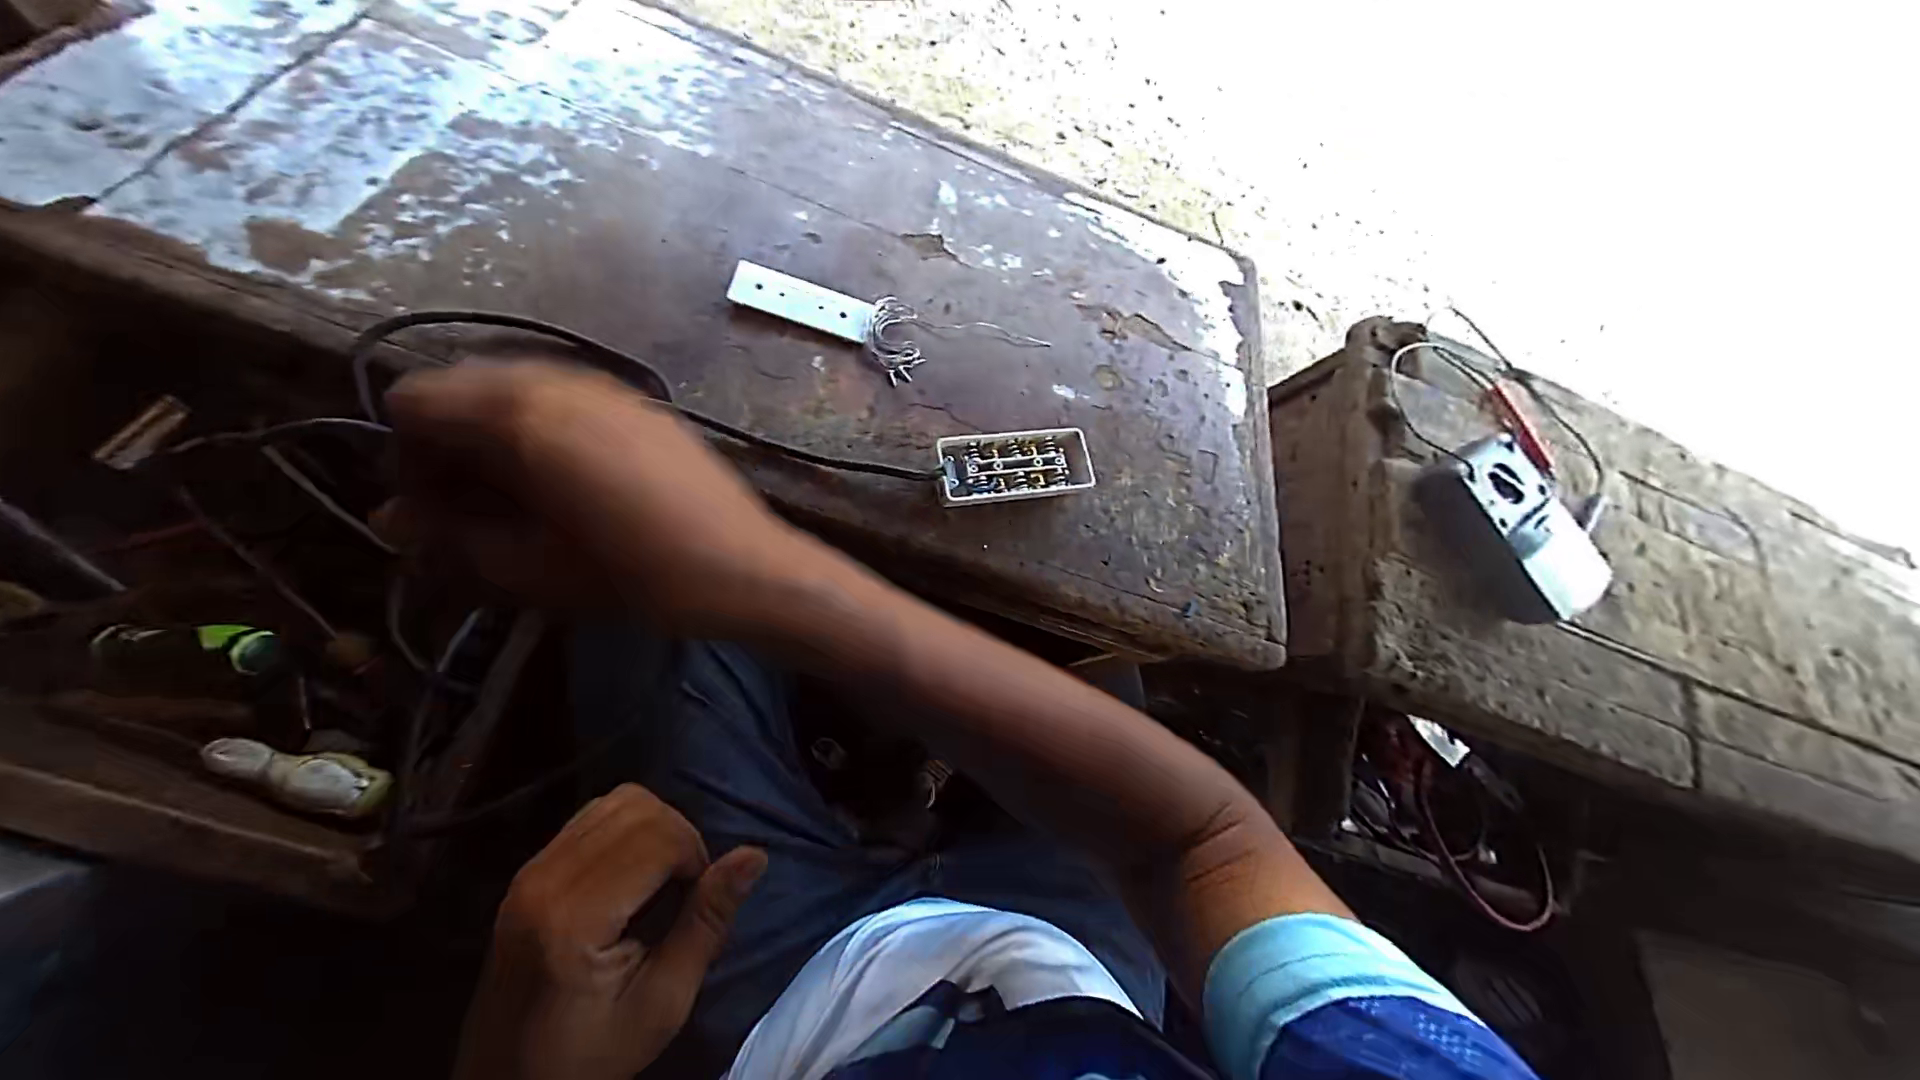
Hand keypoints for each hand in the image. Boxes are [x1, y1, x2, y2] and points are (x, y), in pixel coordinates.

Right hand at [377, 359, 809, 632]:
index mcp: (522, 413)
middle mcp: (566, 382)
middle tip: (476, 503)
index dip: (409, 456)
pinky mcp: (650, 407)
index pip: (416, 401)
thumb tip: (392, 517)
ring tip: (526, 494)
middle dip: (455, 440)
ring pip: (524, 388)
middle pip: (468, 385)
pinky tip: (576, 478)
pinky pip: (576, 399)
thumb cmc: (638, 576)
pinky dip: (553, 426)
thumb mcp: (531, 568)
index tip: (434, 508)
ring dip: (504, 431)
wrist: (745, 568)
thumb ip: (451, 534)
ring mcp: (615, 389)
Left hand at [453, 784, 766, 1079]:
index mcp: (574, 917)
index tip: (693, 904)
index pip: (658, 836)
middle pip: (641, 809)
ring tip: (660, 877)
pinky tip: (632, 872)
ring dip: (656, 827)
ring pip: (620, 801)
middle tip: (682, 890)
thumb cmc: (591, 1054)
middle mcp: (546, 878)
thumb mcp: (664, 1002)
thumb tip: (756, 854)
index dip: (695, 857)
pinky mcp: (530, 869)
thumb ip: (707, 921)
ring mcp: (532, 869)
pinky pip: (595, 814)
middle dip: (680, 837)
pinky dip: (629, 828)